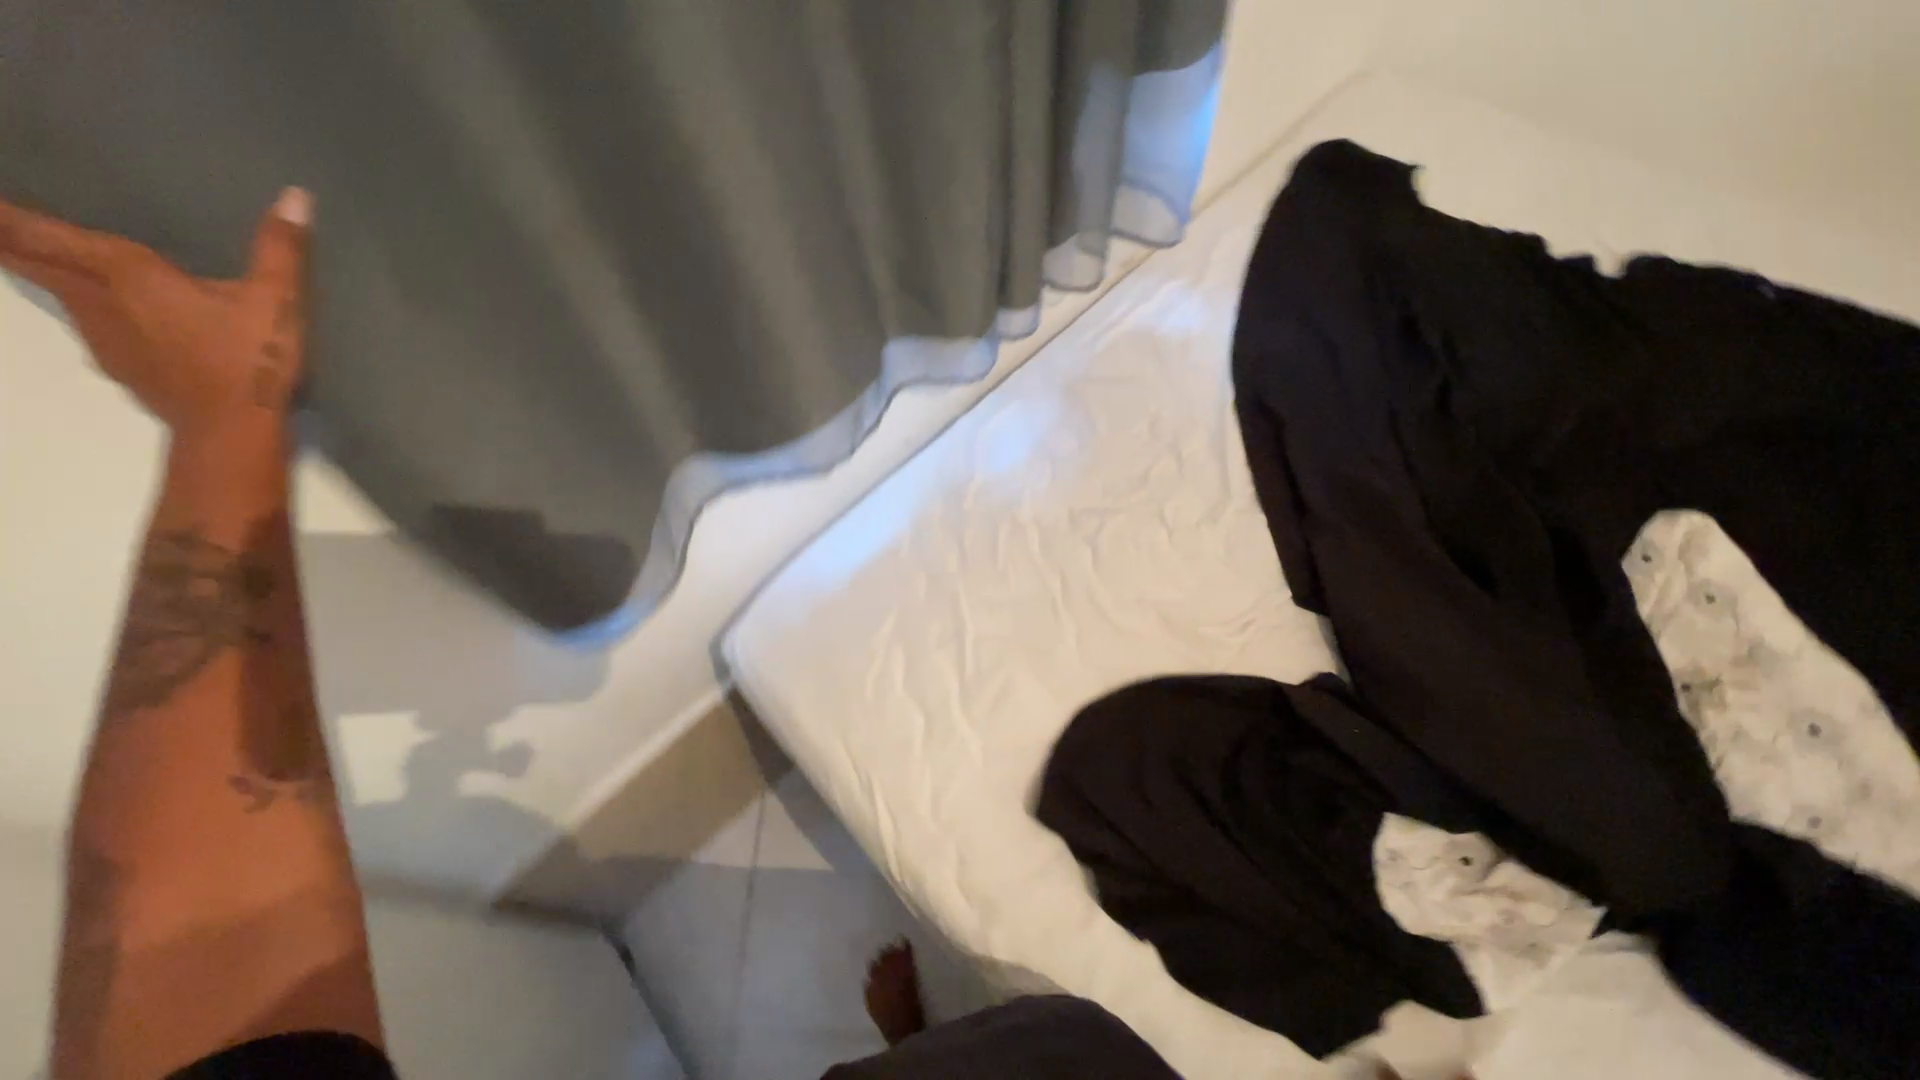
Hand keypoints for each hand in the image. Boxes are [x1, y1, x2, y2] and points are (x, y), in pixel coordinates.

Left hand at [0, 188, 311, 434]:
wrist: (234, 433)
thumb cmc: (249, 360)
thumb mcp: (277, 301)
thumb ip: (281, 249)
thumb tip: (295, 195)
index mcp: (124, 274)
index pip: (35, 232)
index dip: (0, 212)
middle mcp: (96, 300)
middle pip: (28, 260)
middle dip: (6, 238)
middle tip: (0, 222)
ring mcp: (103, 338)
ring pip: (56, 293)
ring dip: (41, 270)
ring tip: (38, 253)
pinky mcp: (123, 367)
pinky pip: (87, 324)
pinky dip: (83, 307)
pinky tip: (107, 312)